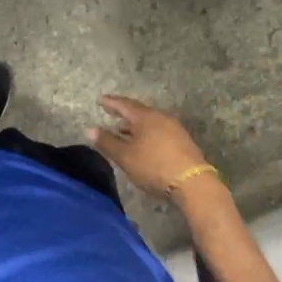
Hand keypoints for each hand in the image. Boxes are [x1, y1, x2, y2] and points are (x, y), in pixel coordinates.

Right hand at [86, 95, 220, 204]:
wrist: (192, 183)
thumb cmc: (153, 166)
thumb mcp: (125, 156)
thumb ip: (107, 142)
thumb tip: (89, 129)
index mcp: (145, 117)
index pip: (124, 105)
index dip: (111, 103)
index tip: (100, 99)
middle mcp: (161, 118)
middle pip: (139, 111)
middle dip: (124, 112)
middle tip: (111, 111)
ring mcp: (174, 129)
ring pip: (150, 122)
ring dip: (135, 125)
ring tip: (123, 130)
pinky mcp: (182, 141)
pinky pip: (159, 131)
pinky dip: (147, 133)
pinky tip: (143, 143)